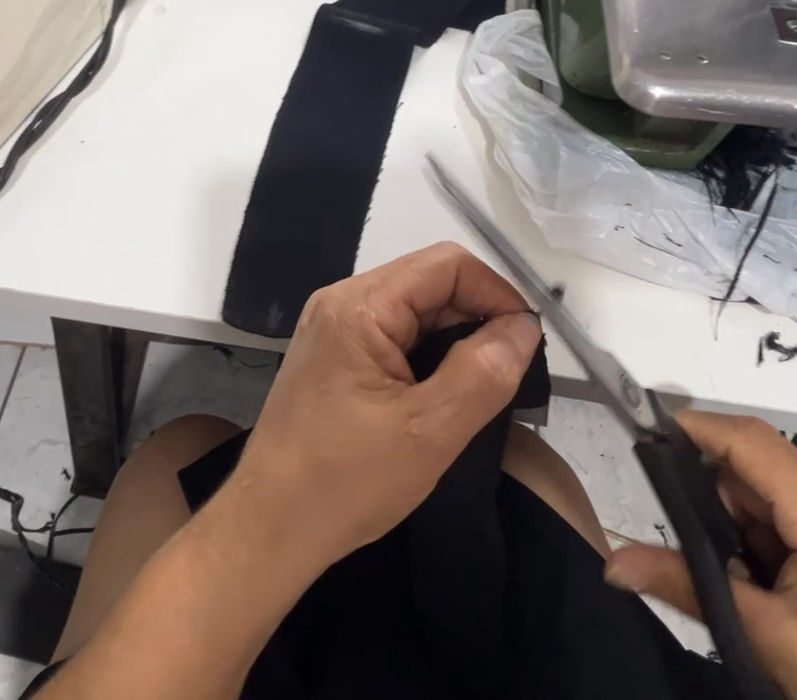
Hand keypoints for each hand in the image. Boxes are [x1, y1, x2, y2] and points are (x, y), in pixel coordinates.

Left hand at [224, 243, 542, 571]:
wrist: (269, 530)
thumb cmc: (344, 482)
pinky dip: (430, 358)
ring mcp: (334, 330)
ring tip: (483, 389)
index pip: (446, 265)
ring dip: (456, 341)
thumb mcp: (429, 430)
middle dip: (478, 318)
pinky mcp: (335, 358)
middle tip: (510, 374)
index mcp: (358, 306)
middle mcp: (341, 303)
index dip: (496, 293)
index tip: (527, 342)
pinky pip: (396, 338)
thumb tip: (525, 326)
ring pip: (416, 312)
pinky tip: (446, 396)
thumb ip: (484, 371)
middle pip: (430, 283)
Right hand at [605, 412, 796, 699]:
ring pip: (792, 499)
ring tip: (774, 603)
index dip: (695, 429)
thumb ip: (689, 587)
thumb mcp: (774, 644)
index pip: (751, 442)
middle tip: (729, 576)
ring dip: (762, 534)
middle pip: (766, 475)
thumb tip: (613, 563)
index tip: (645, 435)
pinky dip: (794, 543)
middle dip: (730, 514)